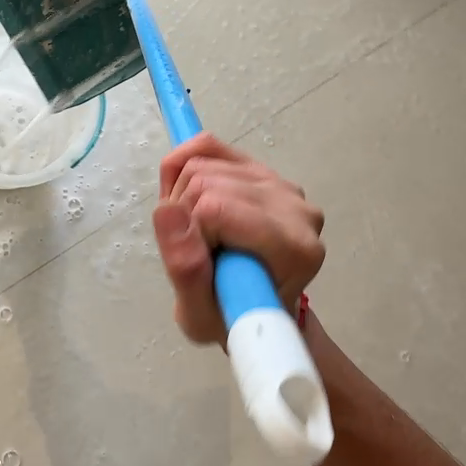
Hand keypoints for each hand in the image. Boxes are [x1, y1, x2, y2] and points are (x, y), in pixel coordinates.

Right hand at [152, 134, 324, 343]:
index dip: (188, 233)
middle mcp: (297, 208)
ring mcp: (283, 185)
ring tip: (194, 233)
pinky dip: (183, 164)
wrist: (257, 310)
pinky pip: (209, 146)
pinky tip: (186, 197)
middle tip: (189, 248)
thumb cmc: (232, 319)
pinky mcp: (264, 170)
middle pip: (206, 180)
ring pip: (202, 163)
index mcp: (294, 248)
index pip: (214, 207)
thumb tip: (168, 210)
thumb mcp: (199, 318)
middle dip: (181, 212)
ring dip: (180, 196)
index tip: (194, 264)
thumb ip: (186, 270)